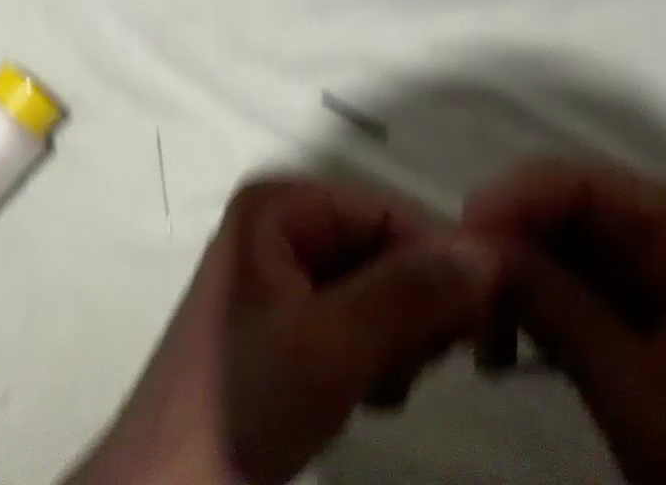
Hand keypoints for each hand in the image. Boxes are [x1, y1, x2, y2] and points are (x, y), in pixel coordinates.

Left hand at [66, 178, 505, 484]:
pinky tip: (361, 399)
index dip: (437, 262)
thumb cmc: (244, 401)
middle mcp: (280, 228)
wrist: (175, 481)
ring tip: (374, 388)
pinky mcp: (289, 325)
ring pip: (380, 293)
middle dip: (410, 313)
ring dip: (394, 345)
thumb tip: (490, 250)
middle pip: (385, 251)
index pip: (387, 212)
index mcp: (277, 206)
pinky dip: (374, 362)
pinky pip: (359, 325)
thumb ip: (410, 294)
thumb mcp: (331, 345)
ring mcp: (282, 276)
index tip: (476, 328)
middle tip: (403, 368)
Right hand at [463, 164, 665, 484]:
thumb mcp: (636, 393)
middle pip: (580, 208)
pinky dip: (553, 300)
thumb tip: (465, 245)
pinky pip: (601, 274)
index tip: (451, 246)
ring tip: (482, 328)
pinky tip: (515, 337)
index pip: (587, 185)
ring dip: (526, 277)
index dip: (510, 204)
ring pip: (581, 241)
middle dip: (513, 246)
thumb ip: (552, 306)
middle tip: (461, 295)